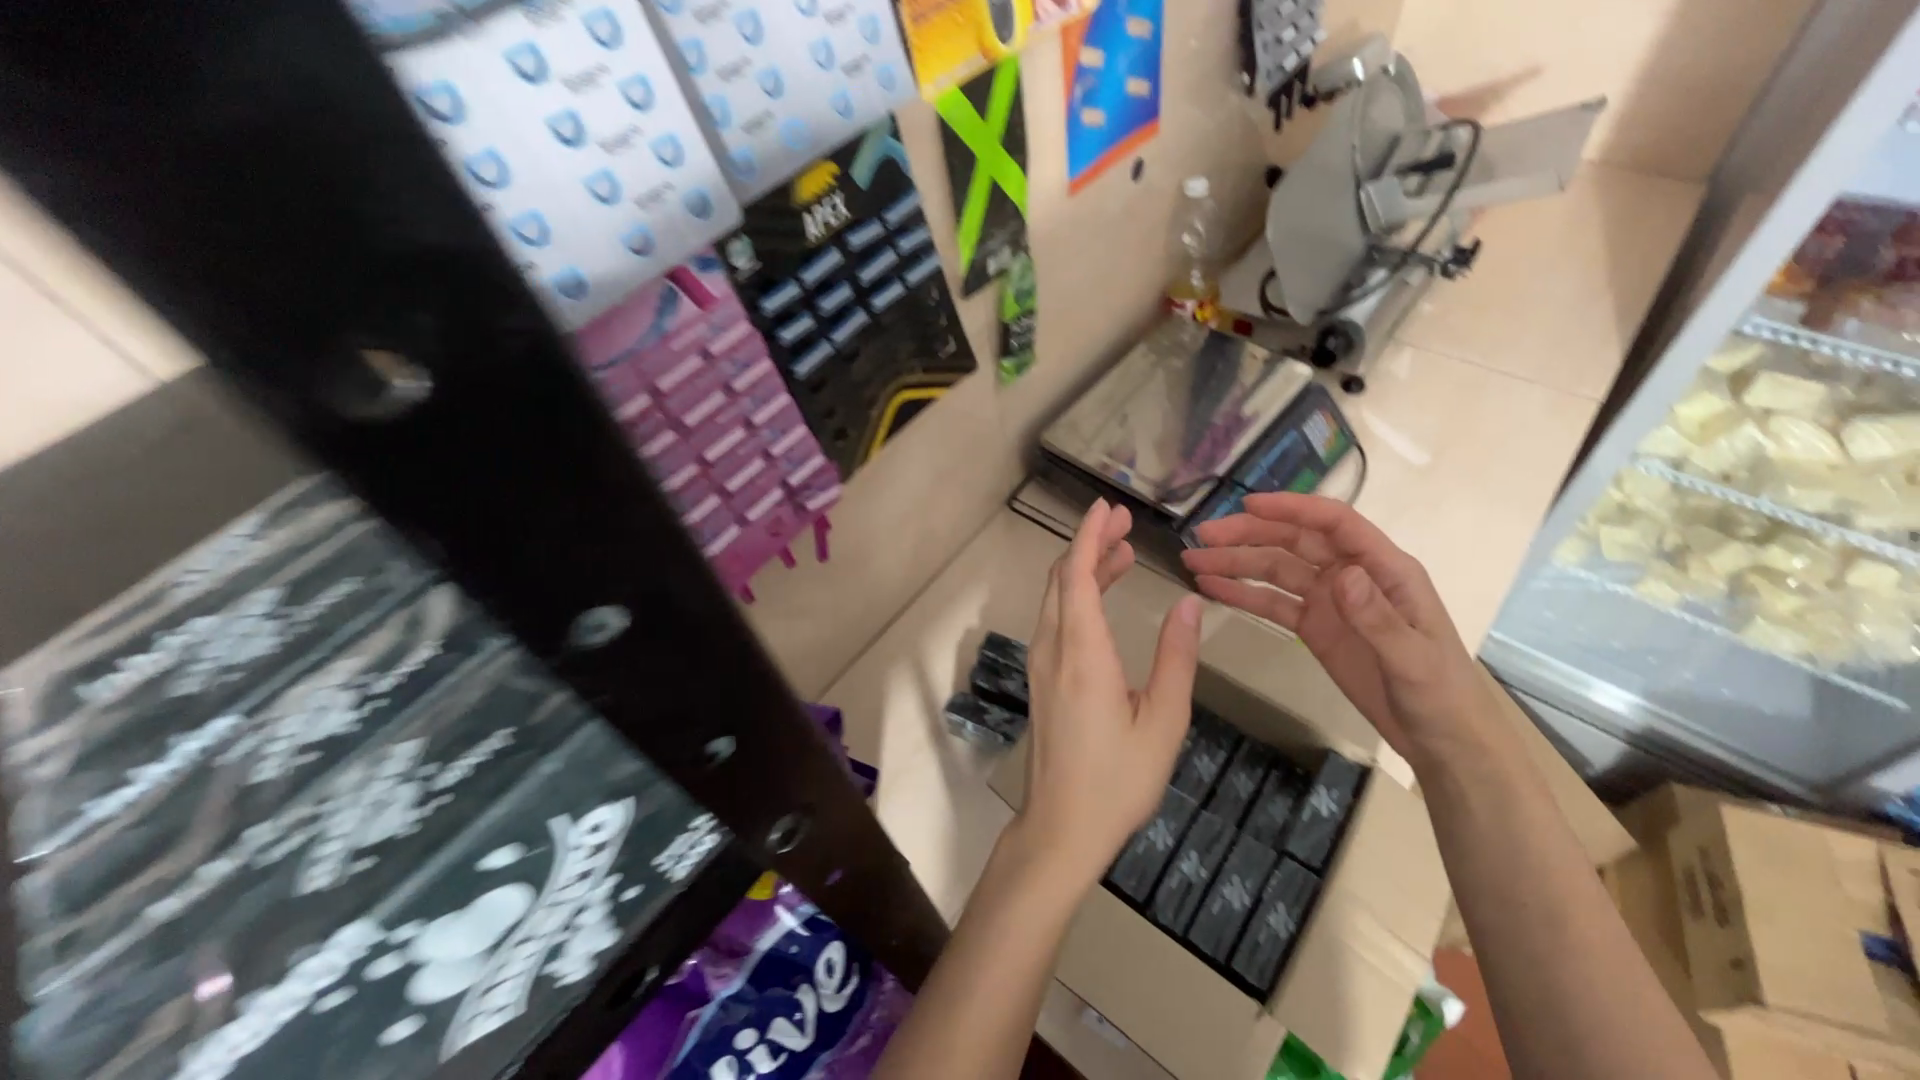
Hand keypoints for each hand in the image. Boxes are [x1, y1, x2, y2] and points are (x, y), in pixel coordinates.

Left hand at [1019, 500, 1203, 888]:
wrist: (1062, 827)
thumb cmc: (1118, 780)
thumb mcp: (1163, 722)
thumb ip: (1176, 658)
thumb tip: (1189, 604)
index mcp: (1082, 655)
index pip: (1075, 577)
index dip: (1088, 537)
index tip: (1107, 509)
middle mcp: (1052, 651)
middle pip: (1060, 581)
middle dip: (1088, 546)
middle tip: (1123, 526)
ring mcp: (1041, 667)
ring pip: (1055, 602)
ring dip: (1082, 572)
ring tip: (1122, 555)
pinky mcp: (1042, 683)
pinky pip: (1055, 623)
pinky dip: (1076, 599)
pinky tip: (1101, 602)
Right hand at [1180, 494, 1493, 769]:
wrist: (1441, 736)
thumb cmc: (1440, 693)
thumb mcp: (1413, 659)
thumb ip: (1377, 617)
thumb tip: (1342, 575)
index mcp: (1385, 570)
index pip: (1335, 524)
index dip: (1294, 508)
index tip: (1249, 504)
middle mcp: (1353, 575)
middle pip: (1295, 541)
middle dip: (1249, 534)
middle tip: (1203, 535)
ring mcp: (1331, 600)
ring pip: (1277, 570)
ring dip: (1236, 563)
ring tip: (1193, 561)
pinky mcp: (1315, 627)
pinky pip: (1274, 603)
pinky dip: (1243, 594)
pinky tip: (1212, 589)